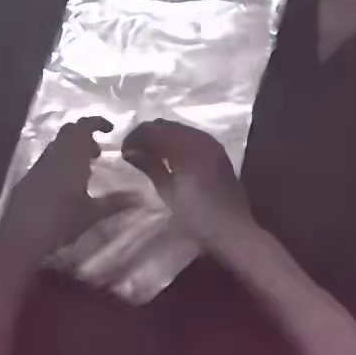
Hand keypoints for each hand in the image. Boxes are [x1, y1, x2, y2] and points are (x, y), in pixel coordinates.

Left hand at [0, 117, 132, 259]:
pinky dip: (60, 160)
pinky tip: (66, 183)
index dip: (97, 122)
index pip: (83, 127)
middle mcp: (54, 156)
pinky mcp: (28, 178)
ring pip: (57, 145)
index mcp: (71, 158)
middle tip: (98, 152)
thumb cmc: (59, 224)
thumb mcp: (91, 214)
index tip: (110, 129)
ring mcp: (39, 166)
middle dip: (85, 134)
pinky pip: (48, 158)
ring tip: (85, 168)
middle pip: (69, 131)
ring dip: (72, 148)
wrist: (20, 238)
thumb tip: (140, 197)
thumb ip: (115, 202)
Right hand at [122, 120, 254, 242]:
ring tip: (148, 152)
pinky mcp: (217, 150)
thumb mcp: (168, 192)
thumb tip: (129, 151)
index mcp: (186, 148)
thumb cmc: (196, 216)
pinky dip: (176, 140)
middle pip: (166, 125)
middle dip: (147, 134)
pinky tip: (168, 155)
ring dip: (161, 136)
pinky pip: (191, 135)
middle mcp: (200, 138)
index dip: (135, 137)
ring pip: (178, 128)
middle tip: (133, 150)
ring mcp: (211, 142)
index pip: (153, 131)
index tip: (123, 150)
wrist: (232, 229)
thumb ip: (149, 166)